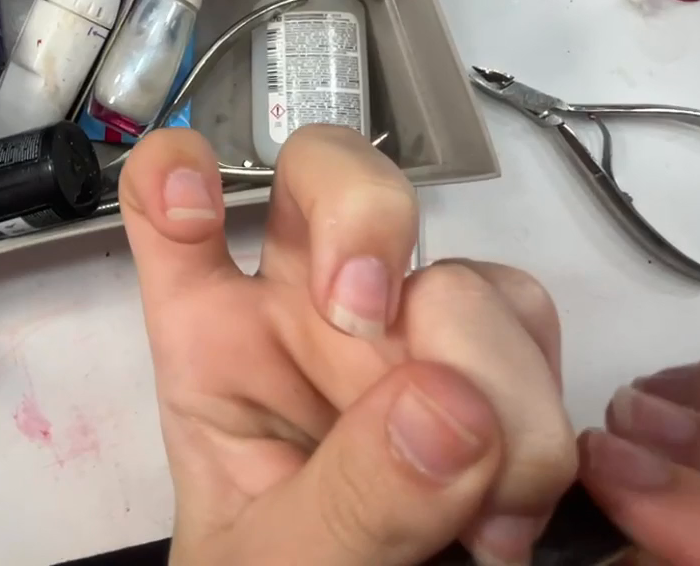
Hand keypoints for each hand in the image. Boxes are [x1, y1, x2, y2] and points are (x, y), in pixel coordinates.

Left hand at [118, 126, 574, 565]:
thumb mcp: (273, 559)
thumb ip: (347, 498)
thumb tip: (447, 405)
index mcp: (210, 333)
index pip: (164, 207)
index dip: (170, 172)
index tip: (188, 205)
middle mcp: (298, 303)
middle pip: (322, 172)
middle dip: (358, 211)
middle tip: (361, 314)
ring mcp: (394, 323)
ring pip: (450, 260)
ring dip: (479, 360)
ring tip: (470, 507)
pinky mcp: (480, 361)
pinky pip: (523, 320)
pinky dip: (535, 408)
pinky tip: (506, 505)